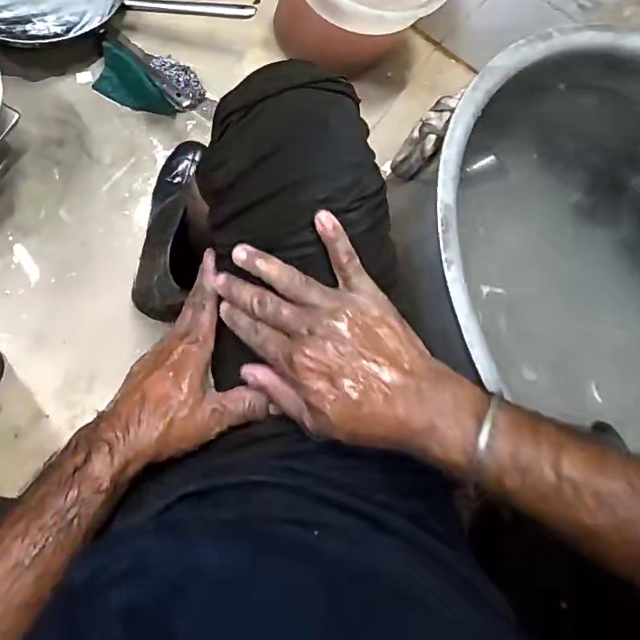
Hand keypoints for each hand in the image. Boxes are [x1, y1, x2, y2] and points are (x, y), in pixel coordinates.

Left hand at [95, 252, 269, 467]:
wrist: (121, 435)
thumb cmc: (166, 423)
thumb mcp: (212, 418)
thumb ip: (245, 404)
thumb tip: (280, 397)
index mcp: (192, 347)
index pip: (205, 306)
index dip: (211, 280)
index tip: (213, 255)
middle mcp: (174, 342)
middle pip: (191, 307)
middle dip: (203, 284)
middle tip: (212, 264)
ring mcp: (158, 352)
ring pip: (181, 321)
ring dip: (195, 304)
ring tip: (209, 295)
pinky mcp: (149, 365)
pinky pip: (173, 335)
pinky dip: (185, 324)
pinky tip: (190, 334)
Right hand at [209, 210, 488, 471]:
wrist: (422, 404)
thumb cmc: (369, 419)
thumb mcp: (318, 423)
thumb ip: (279, 394)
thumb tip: (246, 370)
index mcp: (298, 361)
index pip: (256, 333)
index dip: (235, 317)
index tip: (219, 304)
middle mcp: (310, 328)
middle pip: (265, 303)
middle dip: (237, 289)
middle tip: (217, 275)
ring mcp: (336, 306)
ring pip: (291, 280)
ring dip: (263, 263)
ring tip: (241, 250)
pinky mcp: (364, 295)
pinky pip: (347, 262)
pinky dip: (335, 238)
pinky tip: (322, 216)